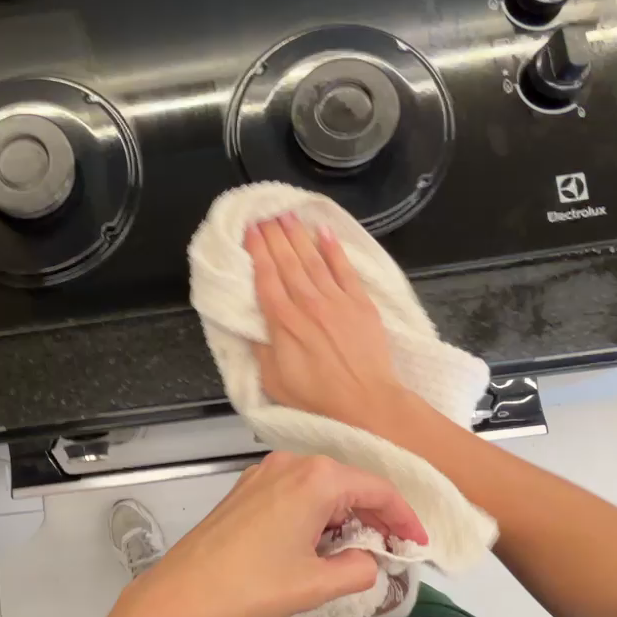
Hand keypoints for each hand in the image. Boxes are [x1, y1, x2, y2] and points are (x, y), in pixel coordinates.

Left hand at [109, 452, 427, 616]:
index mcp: (316, 478)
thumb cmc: (251, 587)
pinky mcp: (245, 489)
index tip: (417, 547)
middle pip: (349, 484)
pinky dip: (315, 514)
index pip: (378, 489)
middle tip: (391, 551)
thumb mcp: (317, 584)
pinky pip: (294, 493)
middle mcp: (291, 463)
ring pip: (321, 488)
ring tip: (356, 552)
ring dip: (343, 516)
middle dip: (374, 516)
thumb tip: (369, 559)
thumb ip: (359, 568)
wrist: (179, 595)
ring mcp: (263, 473)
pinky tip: (316, 544)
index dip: (404, 519)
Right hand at [246, 214, 429, 436]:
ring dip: (298, 235)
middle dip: (275, 236)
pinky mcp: (360, 303)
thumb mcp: (274, 381)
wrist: (366, 402)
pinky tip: (324, 232)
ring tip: (287, 215)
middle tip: (265, 214)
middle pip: (287, 262)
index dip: (257, 251)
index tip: (250, 231)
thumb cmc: (316, 398)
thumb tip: (251, 327)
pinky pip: (345, 269)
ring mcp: (336, 300)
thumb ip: (261, 350)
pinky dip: (334, 249)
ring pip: (313, 259)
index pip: (266, 277)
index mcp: (283, 321)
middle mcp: (308, 303)